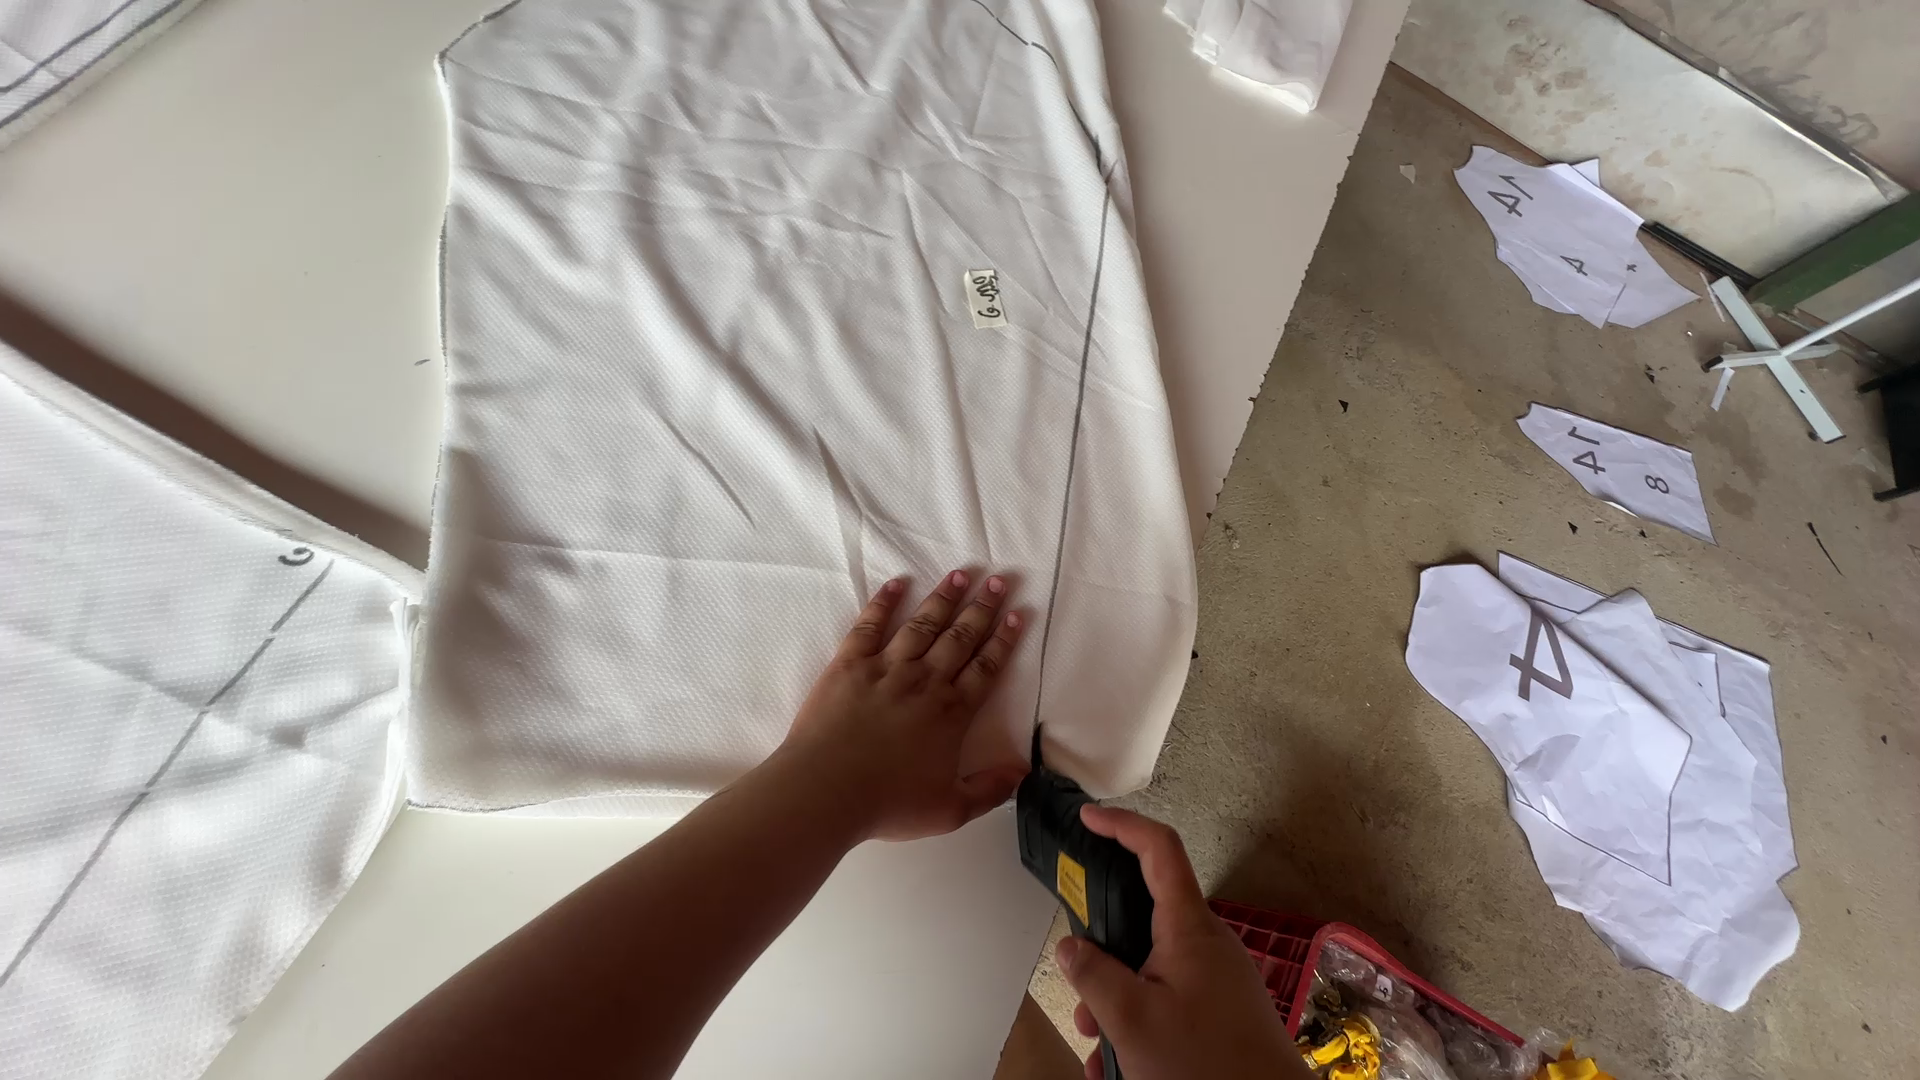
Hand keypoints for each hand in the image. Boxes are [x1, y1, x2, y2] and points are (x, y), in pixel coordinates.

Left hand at [778, 570, 1029, 841]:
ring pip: (922, 624)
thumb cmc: (888, 803)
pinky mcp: (850, 663)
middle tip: (999, 579)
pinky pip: (870, 625)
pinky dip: (884, 601)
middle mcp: (924, 681)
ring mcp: (886, 668)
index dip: (1004, 640)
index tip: (1018, 613)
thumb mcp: (950, 811)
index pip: (985, 668)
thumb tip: (1023, 771)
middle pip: (960, 637)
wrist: (826, 790)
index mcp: (951, 712)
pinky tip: (898, 582)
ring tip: (960, 573)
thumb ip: (989, 790)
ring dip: (943, 597)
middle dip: (982, 607)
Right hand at [1054, 806, 1310, 1079]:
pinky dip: (1138, 1021)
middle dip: (1103, 944)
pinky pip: (1167, 998)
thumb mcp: (1133, 1020)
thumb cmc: (1206, 1064)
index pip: (1158, 847)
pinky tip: (1118, 1065)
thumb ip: (1094, 976)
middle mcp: (1205, 942)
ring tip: (1094, 1041)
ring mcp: (1215, 978)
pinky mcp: (1220, 1011)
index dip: (1122, 823)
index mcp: (1189, 926)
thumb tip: (1070, 947)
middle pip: (1143, 914)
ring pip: (1149, 966)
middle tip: (1076, 975)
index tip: (1087, 817)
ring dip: (1115, 997)